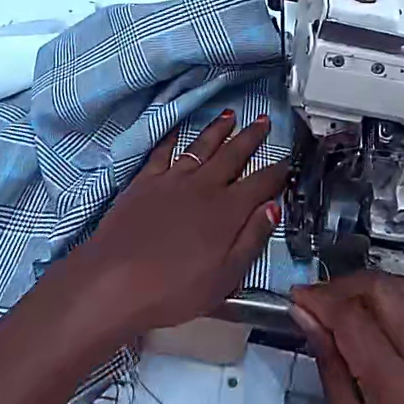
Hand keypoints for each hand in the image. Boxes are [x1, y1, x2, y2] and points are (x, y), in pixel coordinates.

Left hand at [46, 111, 288, 338]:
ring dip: (217, 130)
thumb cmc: (174, 289)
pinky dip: (171, 139)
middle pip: (232, 155)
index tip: (288, 160)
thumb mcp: (225, 277)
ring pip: (201, 146)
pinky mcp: (145, 181)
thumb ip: (251, 239)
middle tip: (262, 120)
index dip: (277, 171)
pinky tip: (177, 131)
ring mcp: (172, 180)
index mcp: (227, 211)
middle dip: (250, 137)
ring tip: (229, 115)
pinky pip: (162, 152)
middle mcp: (203, 187)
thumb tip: (272, 208)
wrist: (115, 280)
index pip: (260, 184)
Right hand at [290, 272, 403, 403]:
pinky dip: (395, 305)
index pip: (353, 318)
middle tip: (318, 298)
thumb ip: (327, 361)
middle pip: (385, 290)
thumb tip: (304, 314)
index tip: (299, 297)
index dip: (320, 300)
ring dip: (371, 287)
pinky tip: (374, 321)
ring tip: (344, 303)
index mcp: (402, 391)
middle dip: (344, 286)